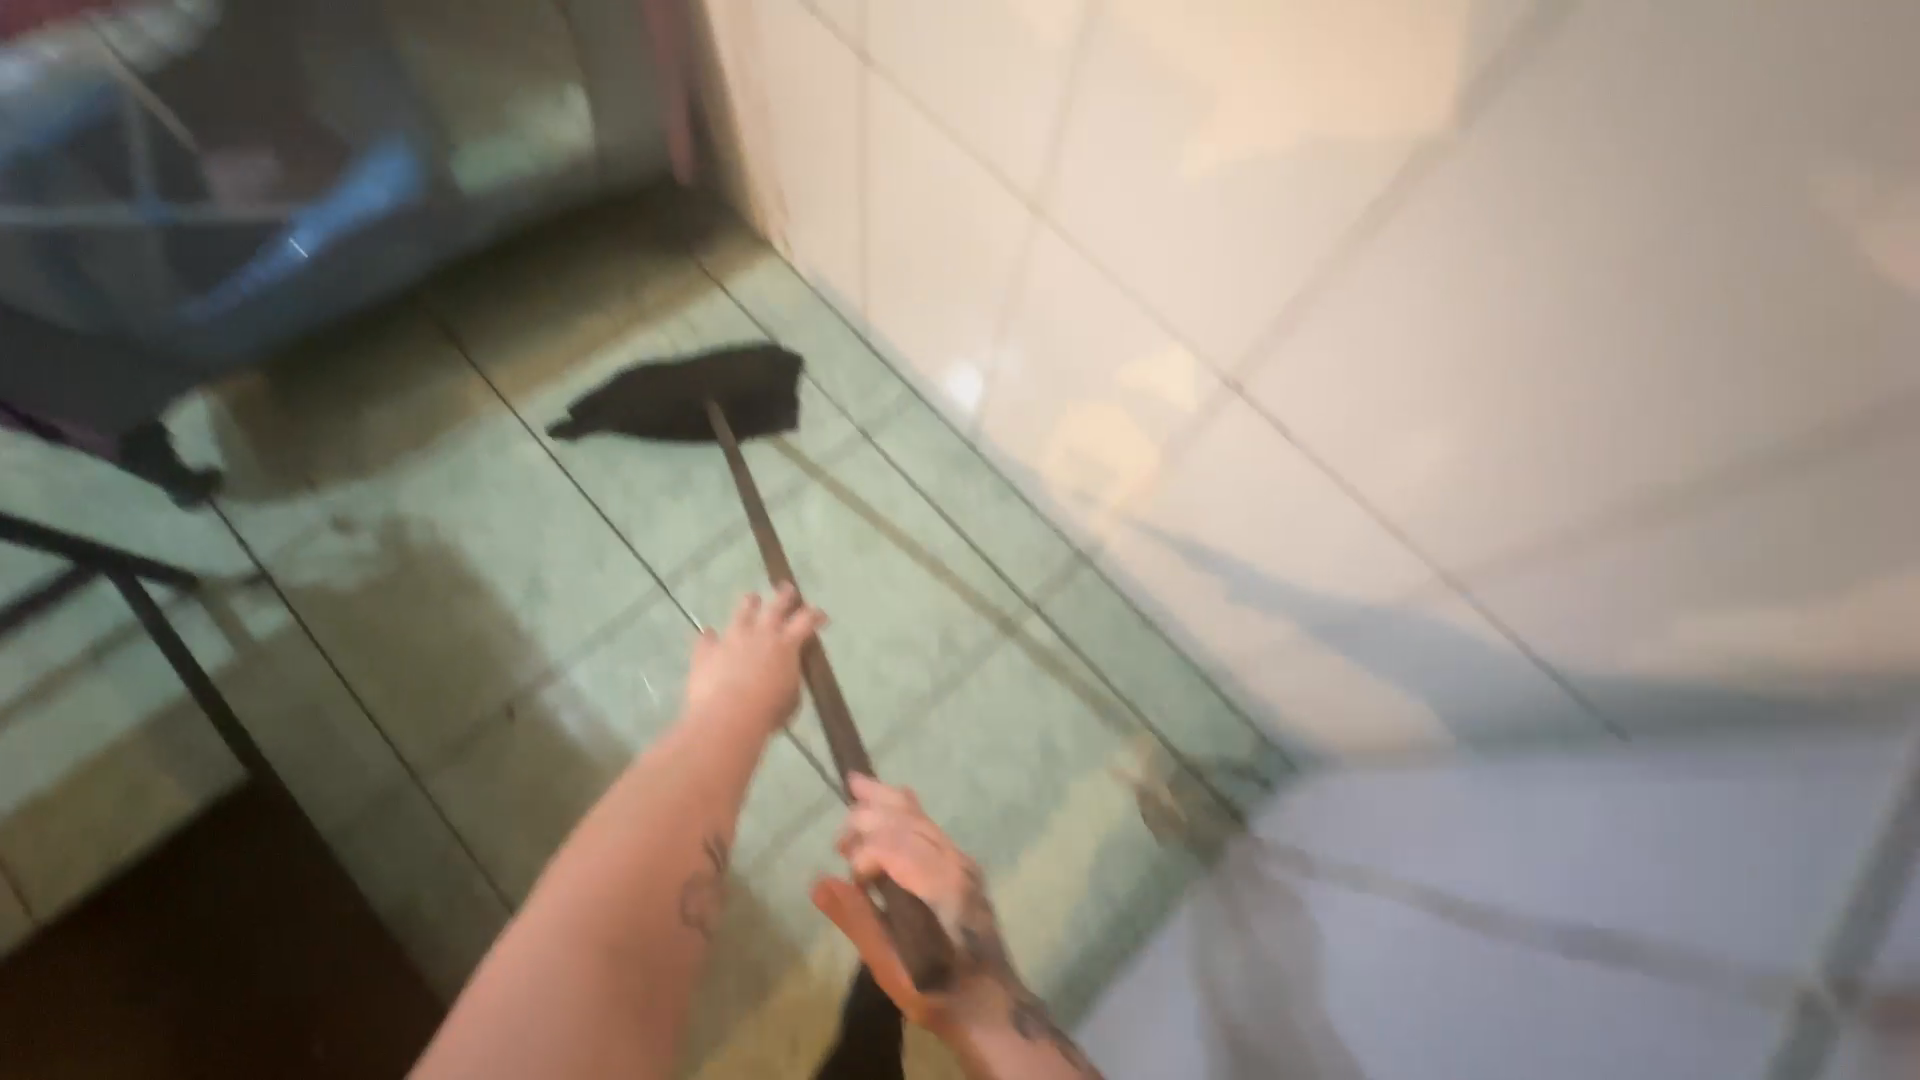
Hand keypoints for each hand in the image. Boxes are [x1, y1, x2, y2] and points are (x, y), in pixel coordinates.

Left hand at [684, 584, 826, 734]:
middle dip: (784, 596)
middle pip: (775, 606)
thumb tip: (786, 672)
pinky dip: (710, 637)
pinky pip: (707, 638)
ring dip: (748, 604)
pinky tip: (709, 635)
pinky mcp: (706, 651)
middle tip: (788, 589)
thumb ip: (790, 678)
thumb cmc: (767, 711)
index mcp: (786, 645)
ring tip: (751, 598)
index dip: (816, 615)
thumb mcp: (792, 697)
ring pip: (741, 612)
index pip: (806, 621)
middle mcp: (760, 634)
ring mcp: (731, 639)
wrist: (726, 717)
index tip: (821, 615)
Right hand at [811, 774, 1013, 1028]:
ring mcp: (961, 859)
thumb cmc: (939, 991)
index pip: (894, 843)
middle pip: (906, 818)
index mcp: (940, 885)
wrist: (991, 1004)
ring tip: (856, 787)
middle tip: (839, 841)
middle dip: (867, 818)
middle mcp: (954, 861)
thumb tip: (818, 882)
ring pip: (920, 815)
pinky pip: (929, 825)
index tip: (852, 882)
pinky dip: (903, 811)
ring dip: (885, 803)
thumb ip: (857, 919)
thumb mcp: (891, 967)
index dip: (863, 853)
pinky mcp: (961, 864)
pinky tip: (887, 805)